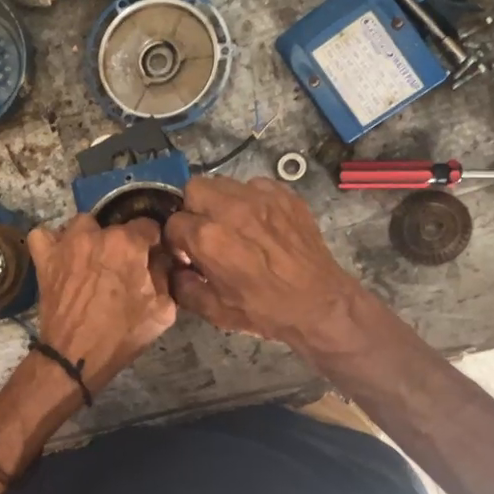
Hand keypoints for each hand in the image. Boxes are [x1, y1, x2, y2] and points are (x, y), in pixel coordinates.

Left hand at [26, 215, 176, 390]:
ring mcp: (65, 244)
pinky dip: (53, 242)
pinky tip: (62, 256)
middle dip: (121, 243)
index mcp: (127, 244)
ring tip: (92, 260)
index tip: (151, 258)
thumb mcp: (163, 310)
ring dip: (89, 238)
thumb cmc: (121, 335)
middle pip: (114, 226)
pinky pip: (44, 235)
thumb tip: (161, 259)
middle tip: (122, 267)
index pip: (147, 226)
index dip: (152, 242)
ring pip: (81, 225)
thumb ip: (166, 275)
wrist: (75, 357)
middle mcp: (95, 235)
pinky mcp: (44, 258)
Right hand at [163, 176, 367, 357]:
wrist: (319, 304)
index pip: (174, 223)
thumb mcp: (214, 310)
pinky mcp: (284, 195)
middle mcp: (231, 209)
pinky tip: (258, 223)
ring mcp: (260, 198)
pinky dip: (249, 200)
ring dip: (219, 202)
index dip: (176, 240)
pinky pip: (254, 185)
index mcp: (209, 238)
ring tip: (232, 225)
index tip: (187, 253)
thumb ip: (183, 287)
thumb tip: (176, 270)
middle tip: (205, 232)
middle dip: (192, 209)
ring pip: (223, 183)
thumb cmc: (264, 311)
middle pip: (193, 189)